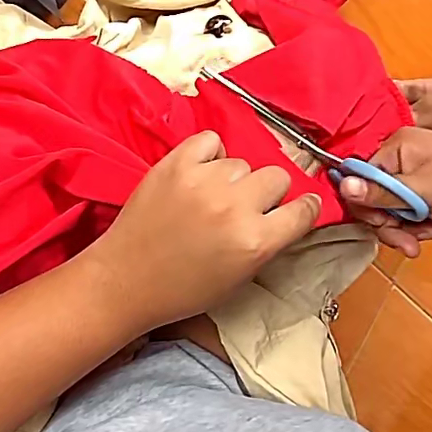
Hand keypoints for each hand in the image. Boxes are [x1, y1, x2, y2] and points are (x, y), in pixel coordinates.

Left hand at [81, 131, 322, 330]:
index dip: (304, 208)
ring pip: (242, 163)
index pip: (303, 210)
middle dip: (267, 193)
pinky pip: (210, 142)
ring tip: (212, 197)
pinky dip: (209, 155)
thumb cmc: (184, 289)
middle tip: (247, 206)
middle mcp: (235, 207)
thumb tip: (285, 213)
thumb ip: (268, 242)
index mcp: (255, 242)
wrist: (126, 281)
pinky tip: (200, 173)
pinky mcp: (175, 164)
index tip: (299, 207)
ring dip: (234, 178)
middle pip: (277, 177)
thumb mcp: (240, 276)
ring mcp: (204, 182)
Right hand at [339, 127, 431, 253]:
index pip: (361, 174)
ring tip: (421, 237)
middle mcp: (405, 155)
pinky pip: (404, 213)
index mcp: (401, 143)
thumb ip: (380, 191)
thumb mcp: (423, 191)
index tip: (381, 221)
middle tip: (403, 237)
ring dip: (401, 228)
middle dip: (386, 220)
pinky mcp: (426, 194)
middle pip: (372, 194)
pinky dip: (413, 227)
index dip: (366, 203)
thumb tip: (341, 186)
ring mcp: (417, 175)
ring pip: (388, 208)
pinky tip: (431, 232)